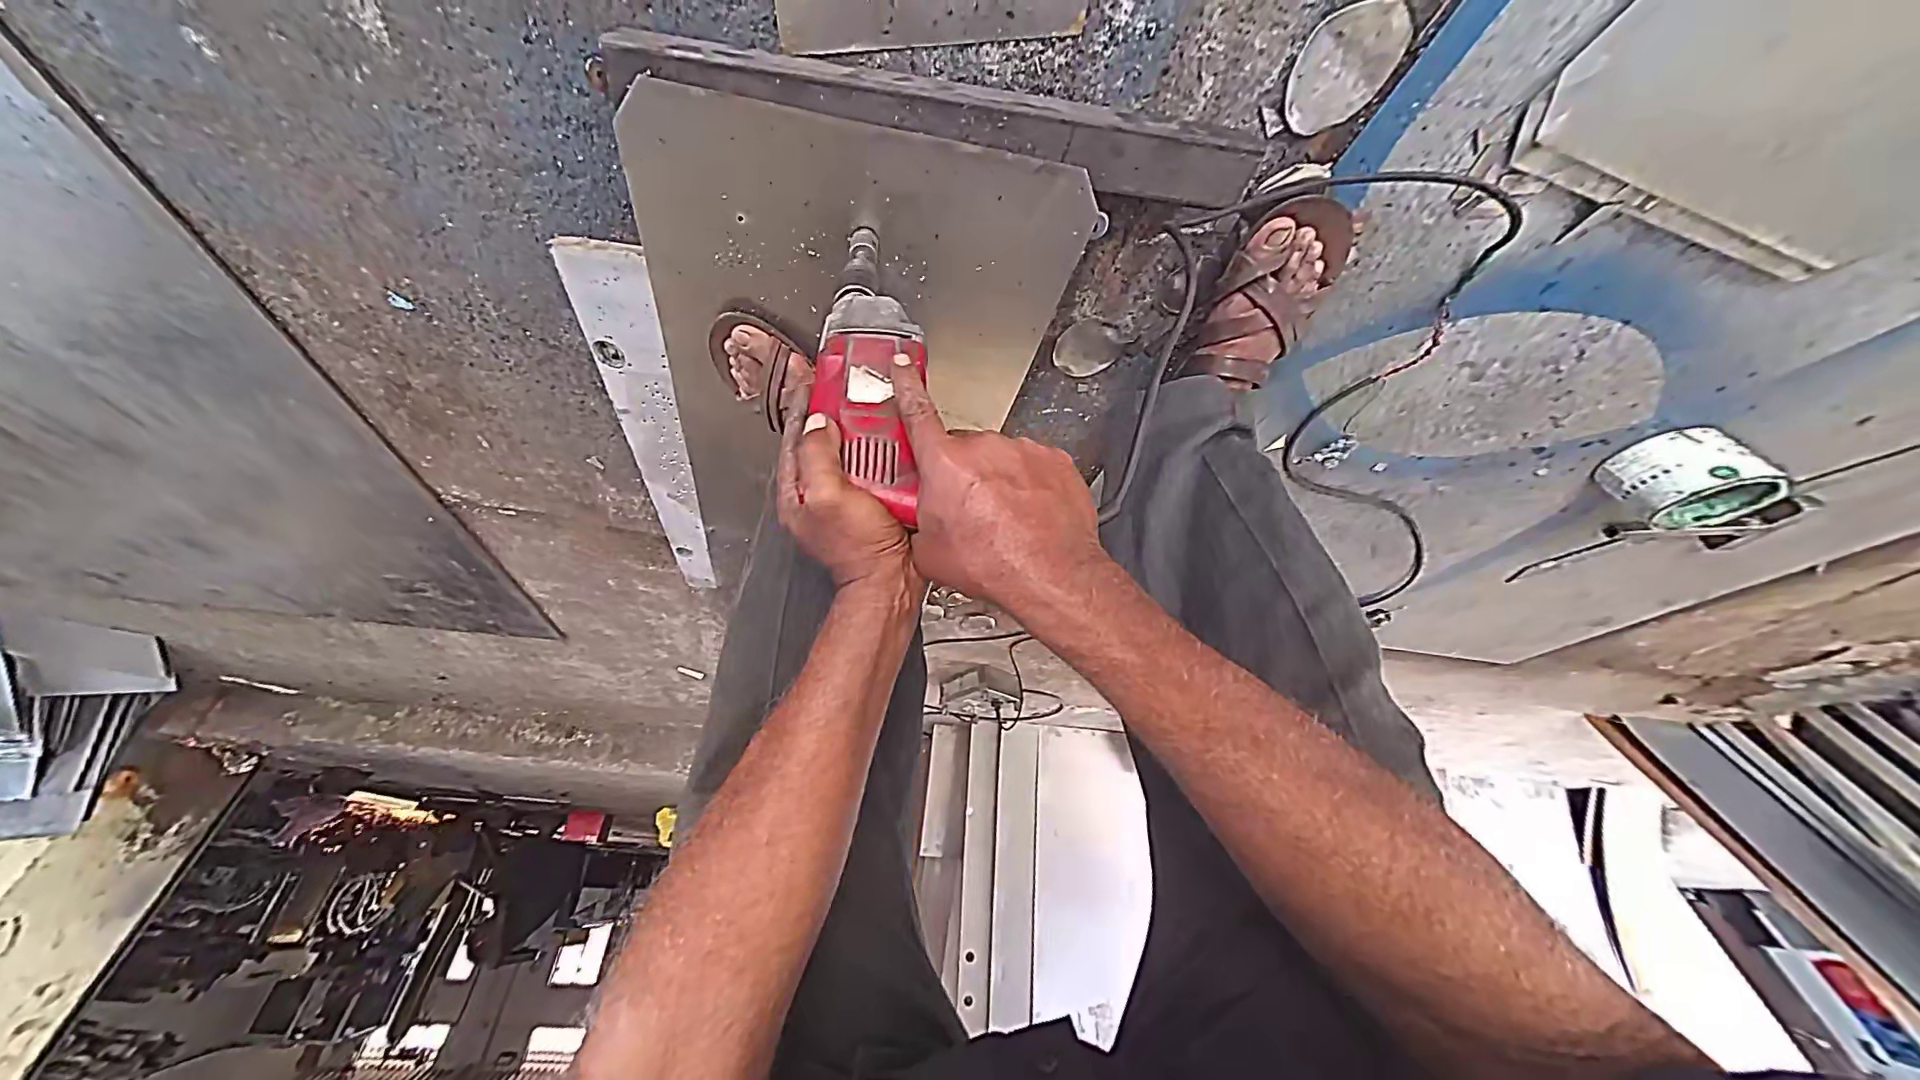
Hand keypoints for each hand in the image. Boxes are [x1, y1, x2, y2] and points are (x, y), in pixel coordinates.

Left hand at [777, 377, 918, 591]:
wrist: (891, 580)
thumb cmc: (858, 551)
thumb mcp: (827, 498)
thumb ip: (817, 458)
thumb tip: (817, 424)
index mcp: (797, 492)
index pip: (794, 436)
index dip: (800, 404)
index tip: (808, 379)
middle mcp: (819, 493)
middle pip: (819, 439)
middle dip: (830, 411)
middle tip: (840, 387)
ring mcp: (846, 497)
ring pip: (848, 450)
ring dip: (859, 428)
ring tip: (867, 406)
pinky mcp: (873, 500)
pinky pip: (874, 465)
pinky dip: (882, 449)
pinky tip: (892, 439)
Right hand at [892, 355, 1105, 617]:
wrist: (1052, 574)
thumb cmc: (995, 564)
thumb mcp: (929, 552)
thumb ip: (915, 521)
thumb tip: (915, 519)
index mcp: (945, 463)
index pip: (916, 411)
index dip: (905, 384)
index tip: (902, 366)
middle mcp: (984, 448)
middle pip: (960, 449)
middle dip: (958, 472)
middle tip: (964, 507)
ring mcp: (1022, 451)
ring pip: (997, 458)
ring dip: (995, 480)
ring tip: (1000, 518)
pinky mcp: (1053, 460)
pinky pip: (1031, 465)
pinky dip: (1026, 485)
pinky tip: (1025, 513)